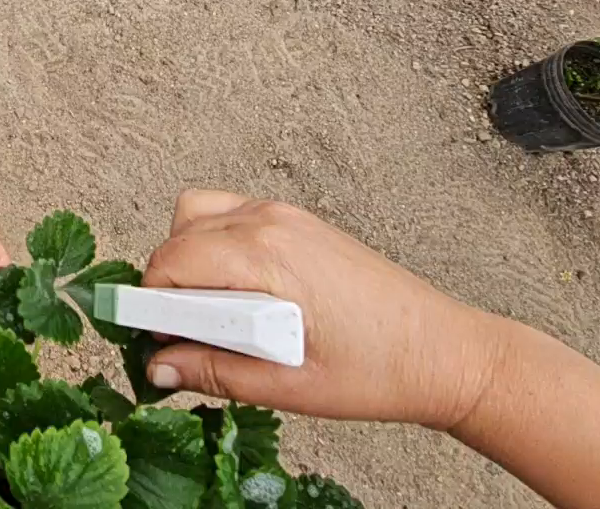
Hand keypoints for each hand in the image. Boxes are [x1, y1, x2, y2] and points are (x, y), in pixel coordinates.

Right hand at [141, 191, 511, 429]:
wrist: (448, 351)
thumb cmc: (381, 372)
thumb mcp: (291, 387)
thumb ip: (215, 371)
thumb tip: (157, 366)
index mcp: (267, 257)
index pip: (172, 261)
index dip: (151, 301)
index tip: (154, 336)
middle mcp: (267, 221)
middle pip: (176, 235)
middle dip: (166, 283)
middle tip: (185, 332)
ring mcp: (279, 212)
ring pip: (193, 214)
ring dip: (184, 255)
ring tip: (210, 305)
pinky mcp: (289, 216)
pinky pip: (223, 213)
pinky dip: (210, 242)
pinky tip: (235, 284)